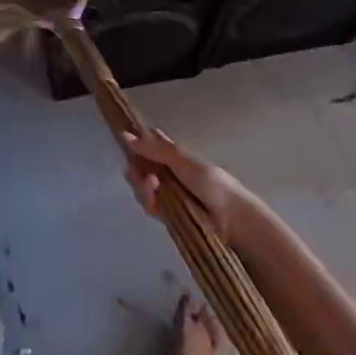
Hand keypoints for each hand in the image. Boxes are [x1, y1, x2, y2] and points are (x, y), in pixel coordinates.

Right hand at [121, 128, 262, 239]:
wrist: (231, 219)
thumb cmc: (210, 183)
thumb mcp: (181, 159)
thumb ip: (154, 149)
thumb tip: (124, 134)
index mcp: (174, 156)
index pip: (150, 144)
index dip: (137, 142)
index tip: (125, 143)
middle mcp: (167, 173)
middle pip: (140, 166)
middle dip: (134, 167)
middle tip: (136, 171)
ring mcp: (166, 194)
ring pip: (141, 186)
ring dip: (140, 184)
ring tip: (151, 185)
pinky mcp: (166, 215)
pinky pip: (148, 205)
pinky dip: (147, 201)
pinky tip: (153, 199)